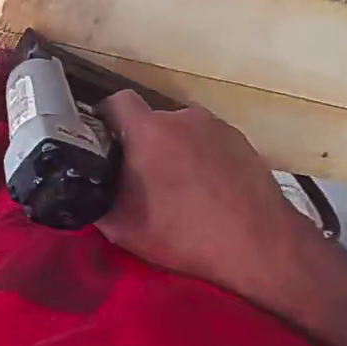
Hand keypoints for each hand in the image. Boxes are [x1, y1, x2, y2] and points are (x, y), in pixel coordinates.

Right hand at [96, 91, 327, 310]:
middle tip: (143, 180)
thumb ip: (99, 201)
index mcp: (150, 131)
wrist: (259, 243)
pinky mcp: (241, 140)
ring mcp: (217, 126)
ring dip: (175, 151)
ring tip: (180, 190)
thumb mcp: (126, 229)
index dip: (105, 118)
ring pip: (182, 132)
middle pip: (151, 121)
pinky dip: (202, 158)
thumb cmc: (186, 236)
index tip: (104, 141)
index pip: (117, 101)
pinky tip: (209, 190)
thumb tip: (88, 189)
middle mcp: (183, 118)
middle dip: (143, 144)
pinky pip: (208, 142)